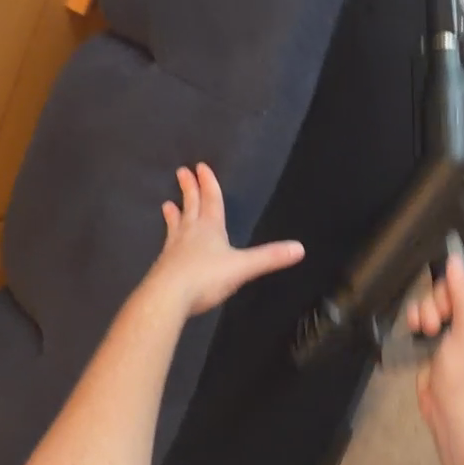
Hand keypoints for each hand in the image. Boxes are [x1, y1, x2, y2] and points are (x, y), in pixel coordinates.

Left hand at [145, 163, 303, 316]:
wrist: (166, 298)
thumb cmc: (206, 277)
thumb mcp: (243, 267)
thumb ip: (270, 257)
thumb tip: (300, 248)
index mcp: (210, 228)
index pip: (211, 200)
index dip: (208, 183)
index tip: (200, 166)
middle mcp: (191, 233)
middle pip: (191, 206)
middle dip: (190, 189)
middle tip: (182, 171)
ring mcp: (174, 249)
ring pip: (176, 225)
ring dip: (174, 214)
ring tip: (167, 204)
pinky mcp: (163, 266)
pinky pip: (168, 246)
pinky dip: (169, 238)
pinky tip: (166, 245)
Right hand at [406, 254, 463, 429]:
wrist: (449, 413)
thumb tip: (455, 259)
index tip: (455, 291)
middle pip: (454, 286)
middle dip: (440, 299)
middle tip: (439, 318)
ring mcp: (458, 326)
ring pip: (437, 298)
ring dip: (426, 310)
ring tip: (427, 329)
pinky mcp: (438, 336)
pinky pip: (425, 312)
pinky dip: (418, 317)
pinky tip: (416, 329)